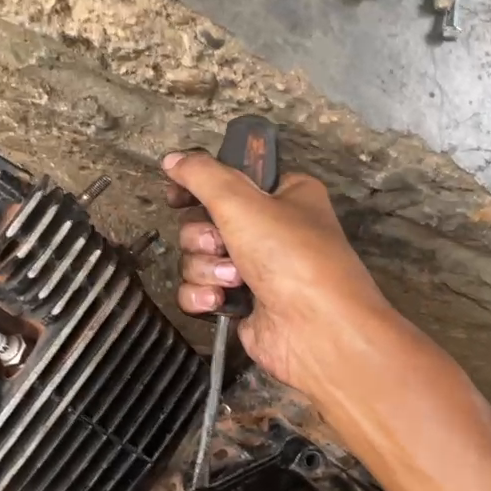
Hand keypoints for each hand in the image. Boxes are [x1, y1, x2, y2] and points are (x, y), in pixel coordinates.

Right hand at [163, 150, 392, 393]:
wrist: (318, 331)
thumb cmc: (292, 258)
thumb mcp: (244, 202)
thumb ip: (202, 175)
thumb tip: (172, 159)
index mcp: (283, 195)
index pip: (229, 180)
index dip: (199, 187)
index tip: (177, 197)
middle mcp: (269, 230)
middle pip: (204, 222)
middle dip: (203, 237)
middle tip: (221, 245)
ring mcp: (254, 270)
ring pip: (197, 258)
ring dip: (206, 268)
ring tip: (234, 281)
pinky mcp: (239, 304)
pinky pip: (198, 291)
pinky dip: (202, 295)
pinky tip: (219, 302)